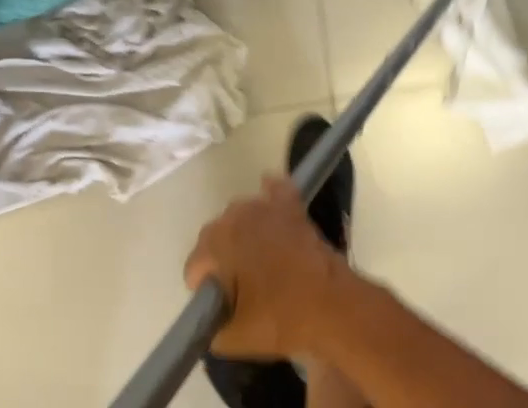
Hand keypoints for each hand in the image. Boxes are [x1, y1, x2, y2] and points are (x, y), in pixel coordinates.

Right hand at [184, 174, 349, 359]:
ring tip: (253, 261)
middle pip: (215, 236)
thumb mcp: (233, 337)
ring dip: (241, 233)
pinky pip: (276, 190)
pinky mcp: (293, 208)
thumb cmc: (279, 318)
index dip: (203, 288)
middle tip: (236, 288)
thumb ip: (211, 325)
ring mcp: (267, 207)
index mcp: (218, 243)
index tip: (219, 306)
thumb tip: (213, 316)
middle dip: (219, 259)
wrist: (332, 306)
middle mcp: (238, 216)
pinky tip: (267, 194)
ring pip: (241, 214)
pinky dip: (270, 192)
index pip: (196, 265)